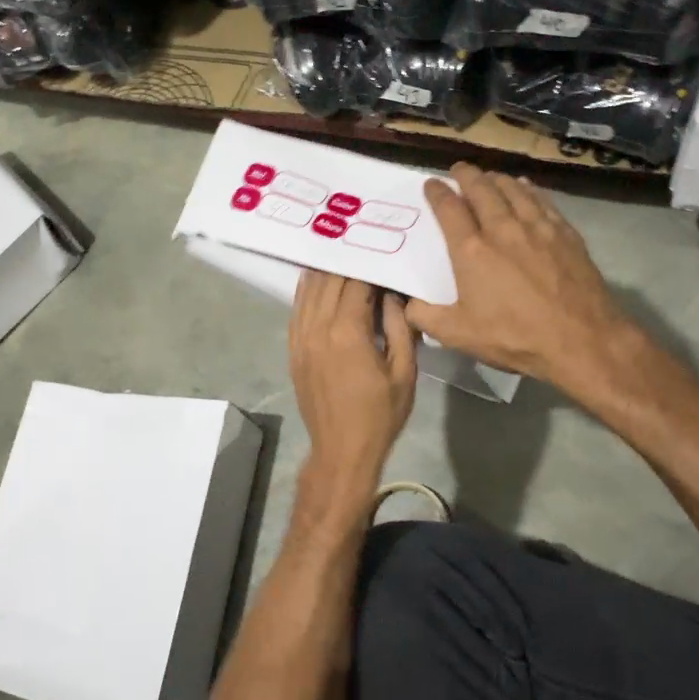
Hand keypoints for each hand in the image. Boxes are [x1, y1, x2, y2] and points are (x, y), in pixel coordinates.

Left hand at [289, 272, 416, 479]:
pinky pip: (297, 311)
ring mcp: (301, 340)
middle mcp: (318, 329)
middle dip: (348, 263)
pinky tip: (315, 279)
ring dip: (325, 272)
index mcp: (348, 332)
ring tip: (341, 255)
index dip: (370, 267)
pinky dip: (306, 291)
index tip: (383, 256)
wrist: (342, 450)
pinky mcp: (293, 351)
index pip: (356, 283)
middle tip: (364, 249)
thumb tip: (391, 295)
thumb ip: (399, 327)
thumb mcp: (404, 372)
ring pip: (309, 292)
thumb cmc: (380, 415)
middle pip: (330, 282)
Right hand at [406, 163, 649, 397]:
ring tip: (489, 176)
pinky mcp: (565, 234)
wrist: (580, 339)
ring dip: (497, 179)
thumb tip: (409, 304)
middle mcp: (503, 229)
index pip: (449, 210)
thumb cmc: (515, 337)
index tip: (431, 184)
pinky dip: (528, 190)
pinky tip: (526, 188)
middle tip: (459, 170)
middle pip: (482, 190)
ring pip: (513, 190)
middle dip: (467, 175)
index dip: (437, 193)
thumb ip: (426, 317)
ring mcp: (538, 228)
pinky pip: (542, 201)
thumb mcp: (458, 335)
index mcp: (471, 251)